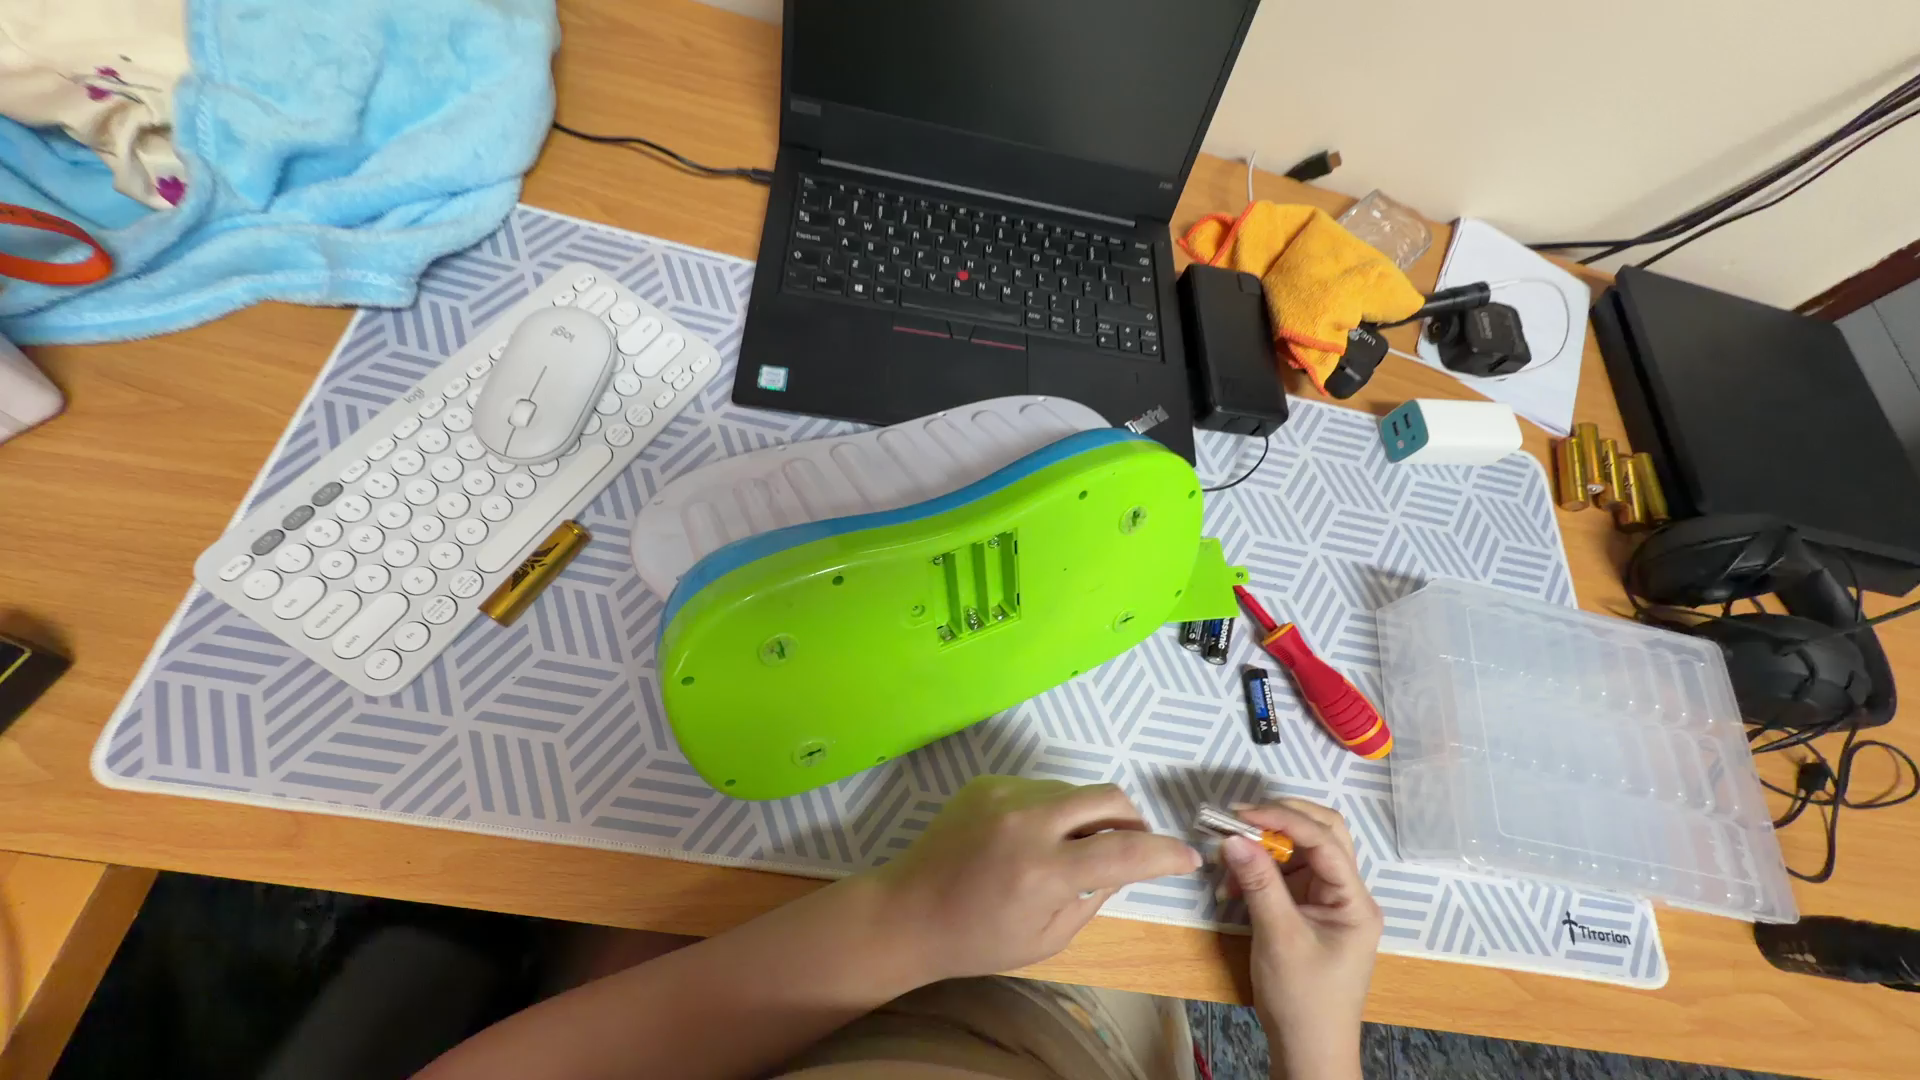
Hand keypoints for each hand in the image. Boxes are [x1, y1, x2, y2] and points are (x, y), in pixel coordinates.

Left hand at [873, 776, 1201, 981]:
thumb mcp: (1046, 939)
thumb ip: (1093, 899)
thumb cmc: (978, 939)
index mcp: (1044, 871)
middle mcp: (1028, 821)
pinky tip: (1030, 837)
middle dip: (1134, 819)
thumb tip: (1123, 866)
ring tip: (1070, 847)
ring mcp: (1005, 794)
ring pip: (1074, 790)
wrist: (909, 910)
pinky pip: (1040, 788)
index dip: (1166, 853)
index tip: (1186, 857)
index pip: (1125, 851)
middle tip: (1132, 843)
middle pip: (1108, 797)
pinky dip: (1052, 810)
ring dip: (1088, 815)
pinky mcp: (987, 782)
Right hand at [1217, 799, 1381, 1079]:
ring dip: (1264, 845)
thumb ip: (1258, 882)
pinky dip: (1258, 867)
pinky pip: (1284, 871)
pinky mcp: (1306, 907)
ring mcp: (1326, 898)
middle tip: (1240, 819)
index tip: (1241, 815)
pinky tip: (1233, 882)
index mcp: (1354, 900)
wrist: (1307, 1048)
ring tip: (1229, 855)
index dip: (1282, 819)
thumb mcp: (1279, 937)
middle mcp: (1345, 892)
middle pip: (1321, 833)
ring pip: (1299, 848)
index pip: (1323, 840)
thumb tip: (1232, 837)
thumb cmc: (1302, 998)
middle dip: (1280, 820)